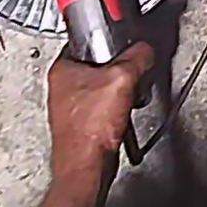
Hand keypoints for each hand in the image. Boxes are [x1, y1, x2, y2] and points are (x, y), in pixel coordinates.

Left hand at [46, 42, 153, 166]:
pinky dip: (118, 105)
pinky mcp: (84, 121)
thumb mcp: (123, 78)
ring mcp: (73, 105)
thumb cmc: (90, 129)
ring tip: (128, 97)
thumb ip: (137, 56)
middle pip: (101, 63)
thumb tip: (144, 50)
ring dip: (121, 88)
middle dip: (120, 68)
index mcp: (62, 69)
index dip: (110, 39)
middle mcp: (63, 86)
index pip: (89, 39)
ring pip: (105, 84)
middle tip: (130, 75)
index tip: (124, 43)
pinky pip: (106, 103)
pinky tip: (124, 112)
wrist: (88, 167)